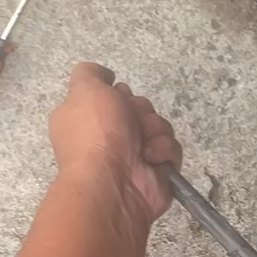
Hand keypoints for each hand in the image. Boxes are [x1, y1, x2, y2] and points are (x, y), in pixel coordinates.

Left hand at [48, 62, 182, 224]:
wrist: (114, 183)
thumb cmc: (96, 134)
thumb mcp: (85, 90)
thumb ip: (90, 73)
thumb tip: (106, 76)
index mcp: (87, 118)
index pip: (114, 95)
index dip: (119, 95)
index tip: (116, 100)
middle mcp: (109, 136)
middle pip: (140, 108)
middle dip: (141, 111)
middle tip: (131, 124)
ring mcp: (134, 155)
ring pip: (159, 127)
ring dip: (155, 131)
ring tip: (143, 147)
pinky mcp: (157, 171)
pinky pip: (172, 150)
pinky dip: (164, 152)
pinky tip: (151, 160)